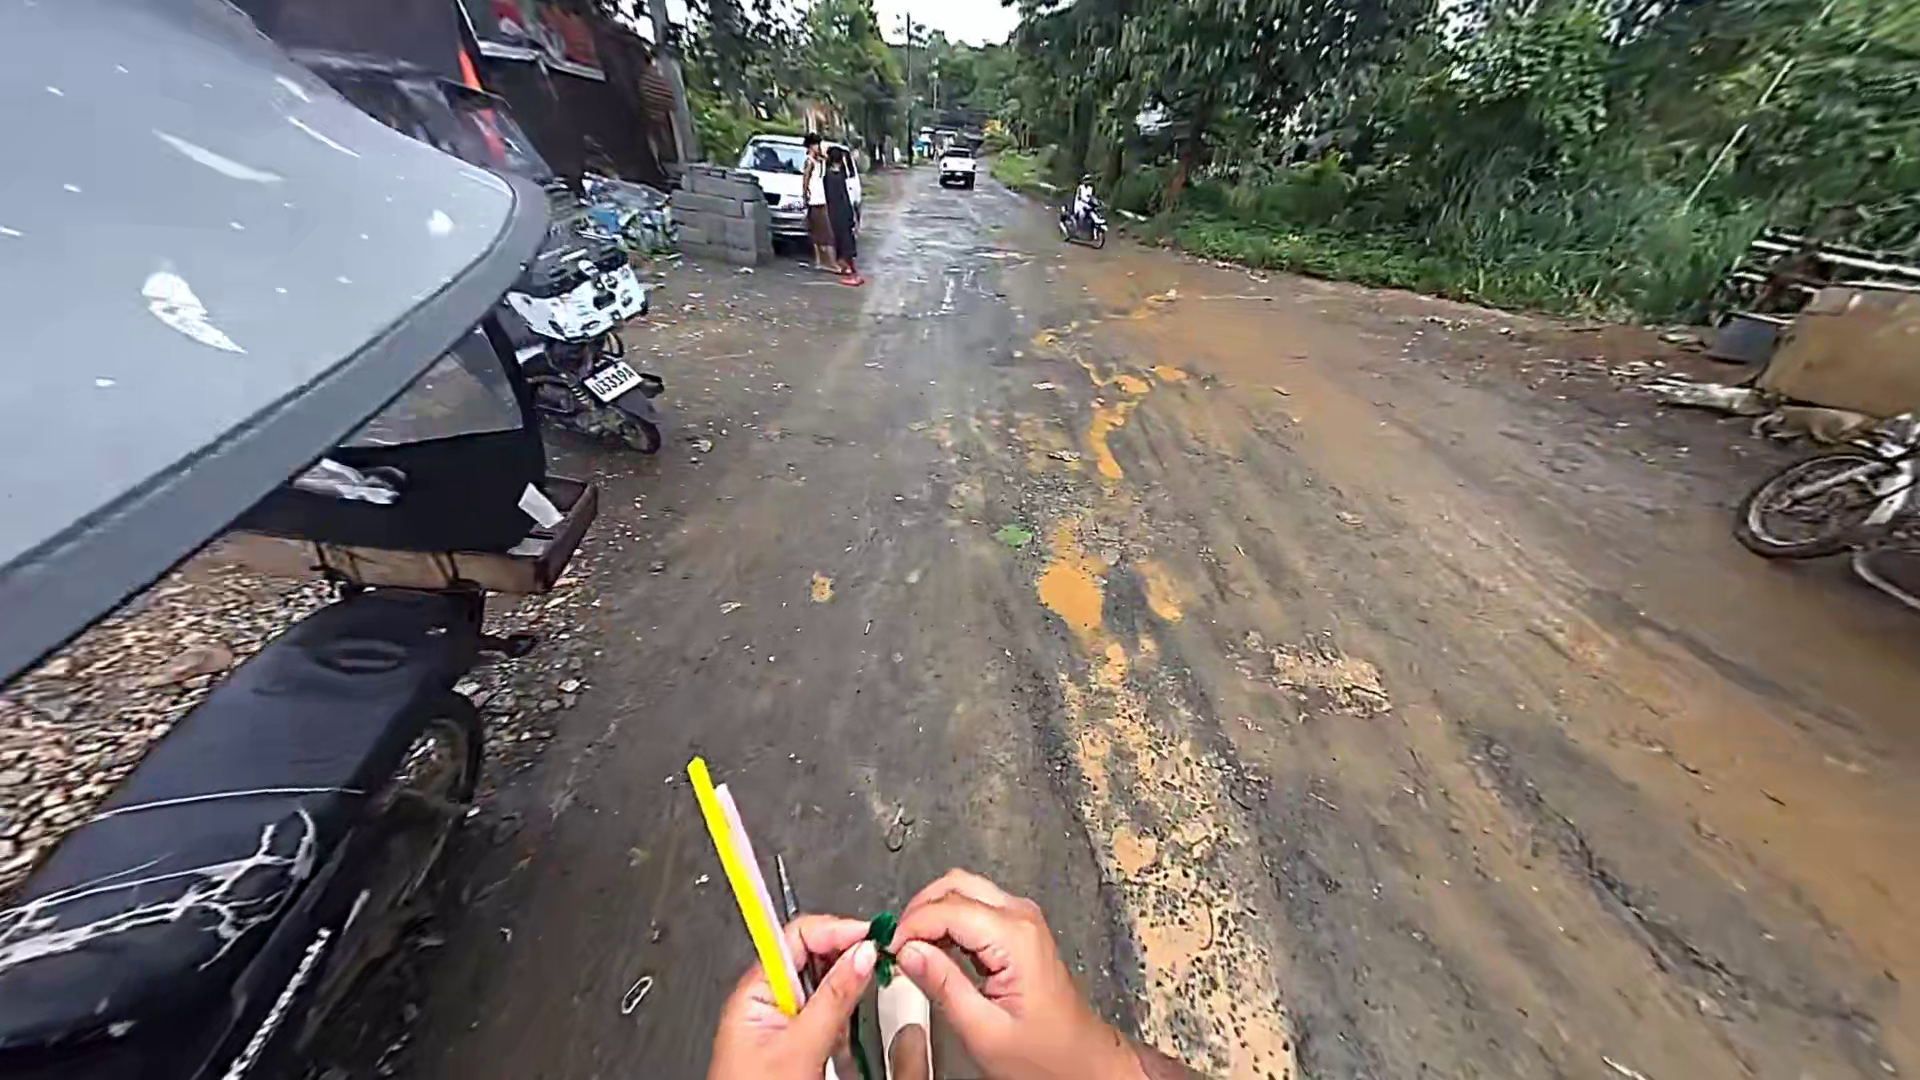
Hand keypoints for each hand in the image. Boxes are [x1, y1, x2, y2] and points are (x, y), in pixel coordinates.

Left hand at [707, 915, 875, 1079]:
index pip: (798, 936)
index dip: (834, 929)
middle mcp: (767, 1000)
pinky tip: (851, 1026)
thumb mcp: (800, 1050)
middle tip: (876, 957)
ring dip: (846, 985)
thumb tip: (862, 951)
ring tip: (867, 987)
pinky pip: (824, 1012)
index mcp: (755, 991)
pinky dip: (843, 1014)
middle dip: (845, 955)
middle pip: (812, 955)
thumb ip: (834, 998)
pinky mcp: (794, 1045)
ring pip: (822, 983)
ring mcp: (781, 1023)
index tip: (868, 935)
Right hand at [889, 870, 1140, 1079]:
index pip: (949, 908)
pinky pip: (974, 902)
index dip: (913, 924)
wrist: (1081, 1058)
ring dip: (932, 910)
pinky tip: (934, 946)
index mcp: (1014, 935)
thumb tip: (907, 951)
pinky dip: (948, 917)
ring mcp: (1019, 913)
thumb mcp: (984, 1032)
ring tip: (911, 947)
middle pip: (955, 884)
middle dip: (920, 908)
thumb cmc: (1041, 1054)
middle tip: (897, 944)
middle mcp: (1018, 912)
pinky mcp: (1016, 922)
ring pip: (963, 887)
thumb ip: (943, 986)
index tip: (889, 949)